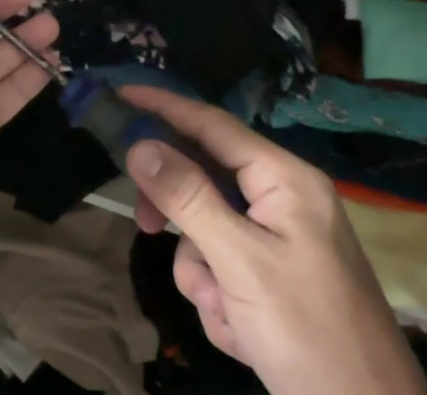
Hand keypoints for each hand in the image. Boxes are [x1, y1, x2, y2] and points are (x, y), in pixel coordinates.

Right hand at [122, 86, 426, 394]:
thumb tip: (139, 145)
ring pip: (206, 229)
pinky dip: (220, 297)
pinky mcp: (274, 276)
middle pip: (204, 178)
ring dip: (202, 272)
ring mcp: (279, 240)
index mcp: (285, 180)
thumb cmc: (309, 332)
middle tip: (147, 228)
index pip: (212, 124)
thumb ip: (188, 198)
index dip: (163, 106)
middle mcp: (283, 199)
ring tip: (226, 311)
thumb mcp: (240, 262)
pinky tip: (242, 332)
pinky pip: (222, 266)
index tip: (118, 93)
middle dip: (180, 215)